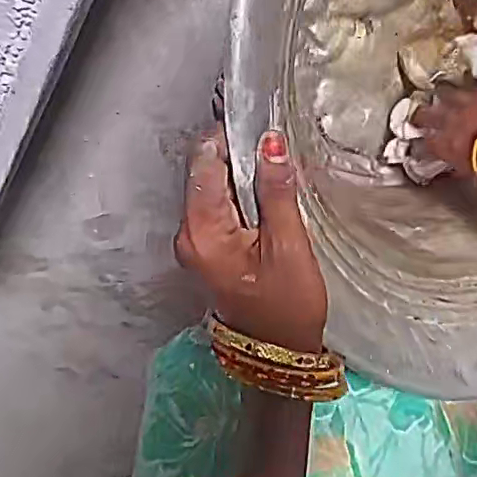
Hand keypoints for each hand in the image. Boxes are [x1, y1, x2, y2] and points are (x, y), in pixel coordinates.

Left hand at [175, 128, 328, 352]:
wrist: (279, 356)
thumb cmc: (287, 307)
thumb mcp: (288, 246)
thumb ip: (275, 191)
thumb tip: (270, 141)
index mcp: (201, 231)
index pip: (204, 164)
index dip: (229, 136)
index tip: (259, 120)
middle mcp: (188, 233)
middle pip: (205, 173)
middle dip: (237, 151)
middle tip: (274, 139)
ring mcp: (195, 241)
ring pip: (214, 187)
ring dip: (241, 170)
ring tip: (275, 159)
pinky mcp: (208, 247)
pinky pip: (220, 205)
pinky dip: (241, 191)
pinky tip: (266, 187)